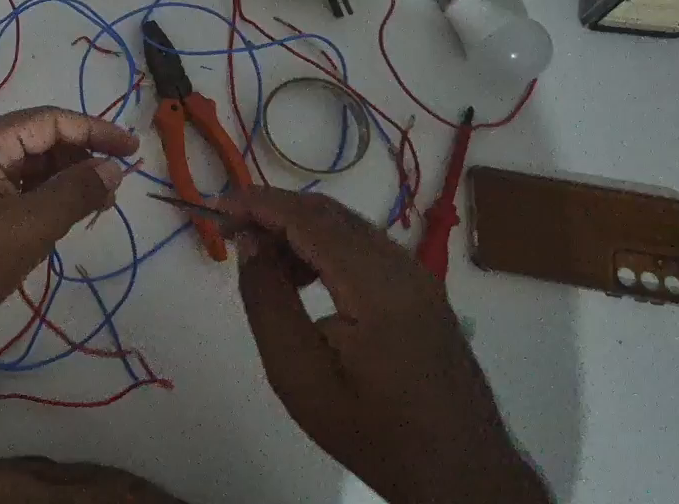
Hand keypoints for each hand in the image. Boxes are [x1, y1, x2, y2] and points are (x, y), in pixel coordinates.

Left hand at [0, 106, 137, 361]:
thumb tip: (114, 167)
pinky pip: (23, 190)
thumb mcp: (28, 229)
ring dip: (70, 178)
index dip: (92, 129)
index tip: (132, 148)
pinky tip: (75, 215)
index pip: (47, 120)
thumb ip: (73, 194)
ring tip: (103, 203)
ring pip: (34, 166)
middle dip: (82, 154)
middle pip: (41, 139)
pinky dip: (52, 198)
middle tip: (119, 183)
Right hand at [212, 187, 548, 503]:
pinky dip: (322, 245)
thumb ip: (267, 299)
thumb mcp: (298, 373)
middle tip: (231, 233)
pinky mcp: (422, 292)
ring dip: (296, 228)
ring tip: (261, 261)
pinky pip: (363, 246)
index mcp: (375, 285)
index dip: (257, 203)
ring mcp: (418, 278)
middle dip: (273, 211)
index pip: (306, 217)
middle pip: (326, 212)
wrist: (462, 479)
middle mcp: (402, 267)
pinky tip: (302, 278)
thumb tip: (249, 242)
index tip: (215, 211)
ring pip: (345, 225)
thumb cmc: (373, 430)